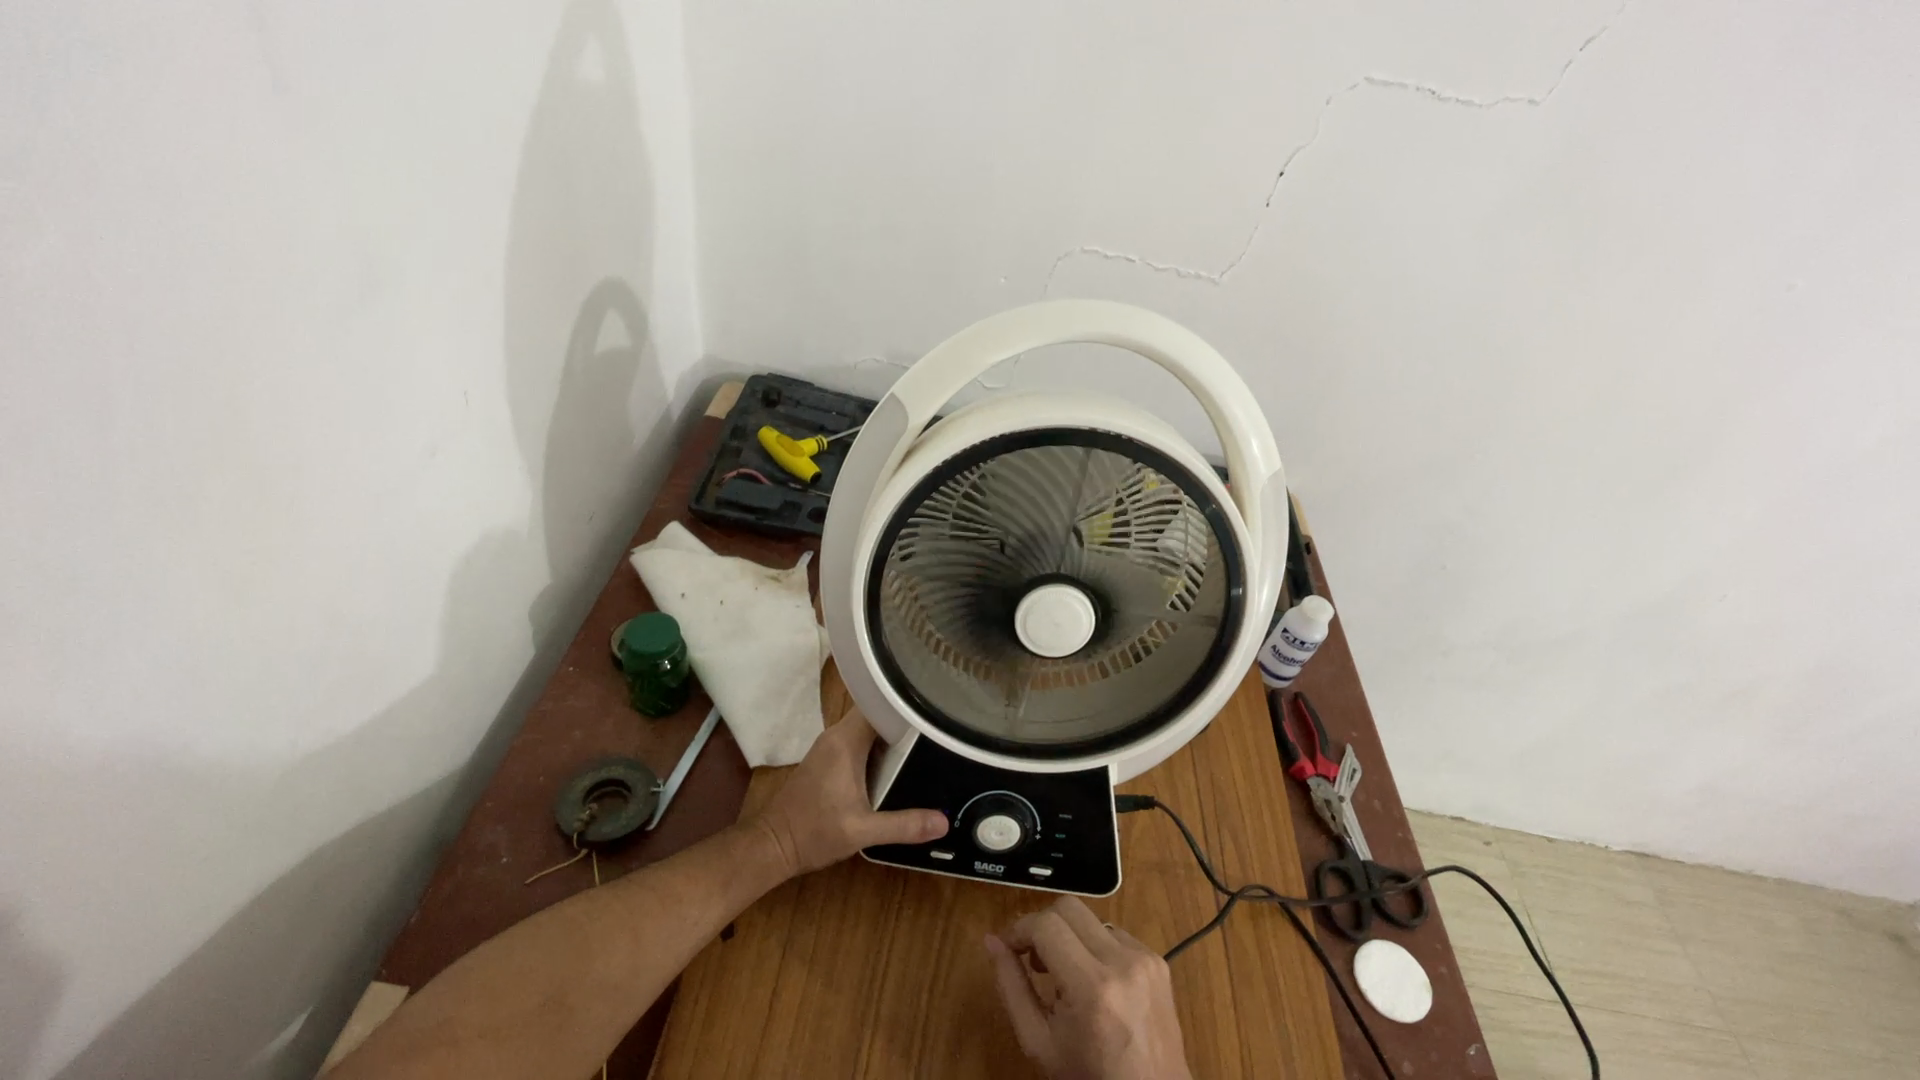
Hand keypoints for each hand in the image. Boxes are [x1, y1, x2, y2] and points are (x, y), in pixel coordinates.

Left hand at [753, 710, 947, 876]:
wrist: (772, 845)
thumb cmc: (814, 832)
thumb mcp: (863, 830)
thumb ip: (904, 825)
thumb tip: (943, 822)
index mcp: (845, 742)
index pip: (878, 703)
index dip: (906, 702)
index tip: (934, 707)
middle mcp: (836, 737)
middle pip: (876, 714)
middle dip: (904, 720)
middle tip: (938, 726)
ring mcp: (830, 748)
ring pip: (868, 729)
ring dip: (892, 735)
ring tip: (927, 740)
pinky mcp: (828, 761)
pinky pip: (859, 743)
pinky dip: (880, 749)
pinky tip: (900, 763)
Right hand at [986, 898, 1191, 1079]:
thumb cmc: (1088, 1075)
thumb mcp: (1038, 1040)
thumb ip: (1011, 986)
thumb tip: (991, 941)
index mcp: (1091, 986)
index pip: (1046, 924)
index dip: (1019, 929)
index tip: (1009, 948)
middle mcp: (1122, 962)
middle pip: (1069, 908)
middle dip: (1043, 926)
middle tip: (1035, 959)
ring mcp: (1145, 958)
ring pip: (1091, 919)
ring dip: (1071, 937)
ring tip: (1066, 976)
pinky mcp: (1159, 961)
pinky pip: (1115, 935)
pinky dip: (1096, 949)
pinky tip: (1095, 982)